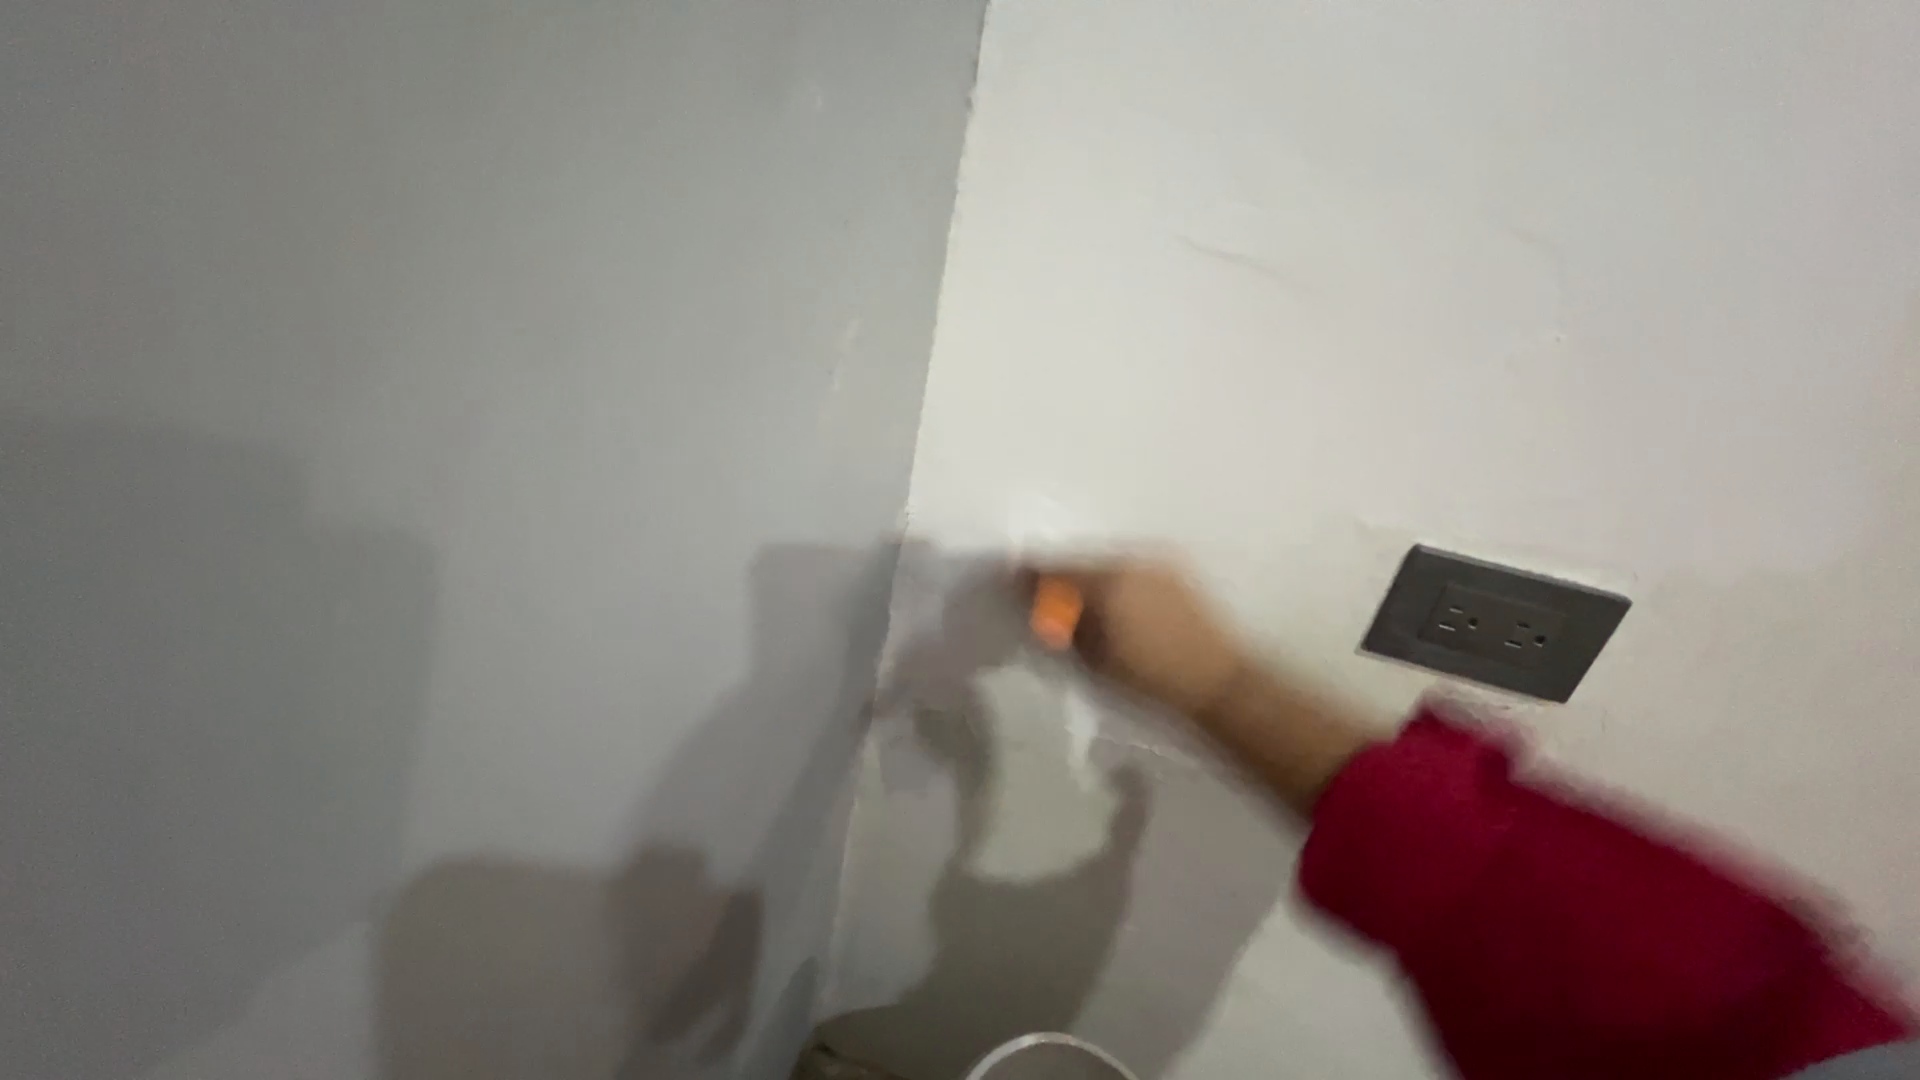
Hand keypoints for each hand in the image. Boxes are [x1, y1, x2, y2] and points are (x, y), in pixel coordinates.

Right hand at [1027, 559, 1249, 718]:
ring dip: (1089, 575)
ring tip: (1081, 598)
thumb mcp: (1096, 662)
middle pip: (1079, 559)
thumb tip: (1045, 612)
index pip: (1053, 569)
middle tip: (1045, 593)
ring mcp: (1155, 561)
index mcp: (1104, 583)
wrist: (1220, 681)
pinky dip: (1115, 577)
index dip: (1029, 575)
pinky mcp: (1174, 569)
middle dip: (1060, 574)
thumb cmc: (1151, 680)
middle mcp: (1128, 561)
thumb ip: (1065, 629)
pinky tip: (1114, 598)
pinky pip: (1130, 565)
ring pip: (1106, 560)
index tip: (1013, 581)